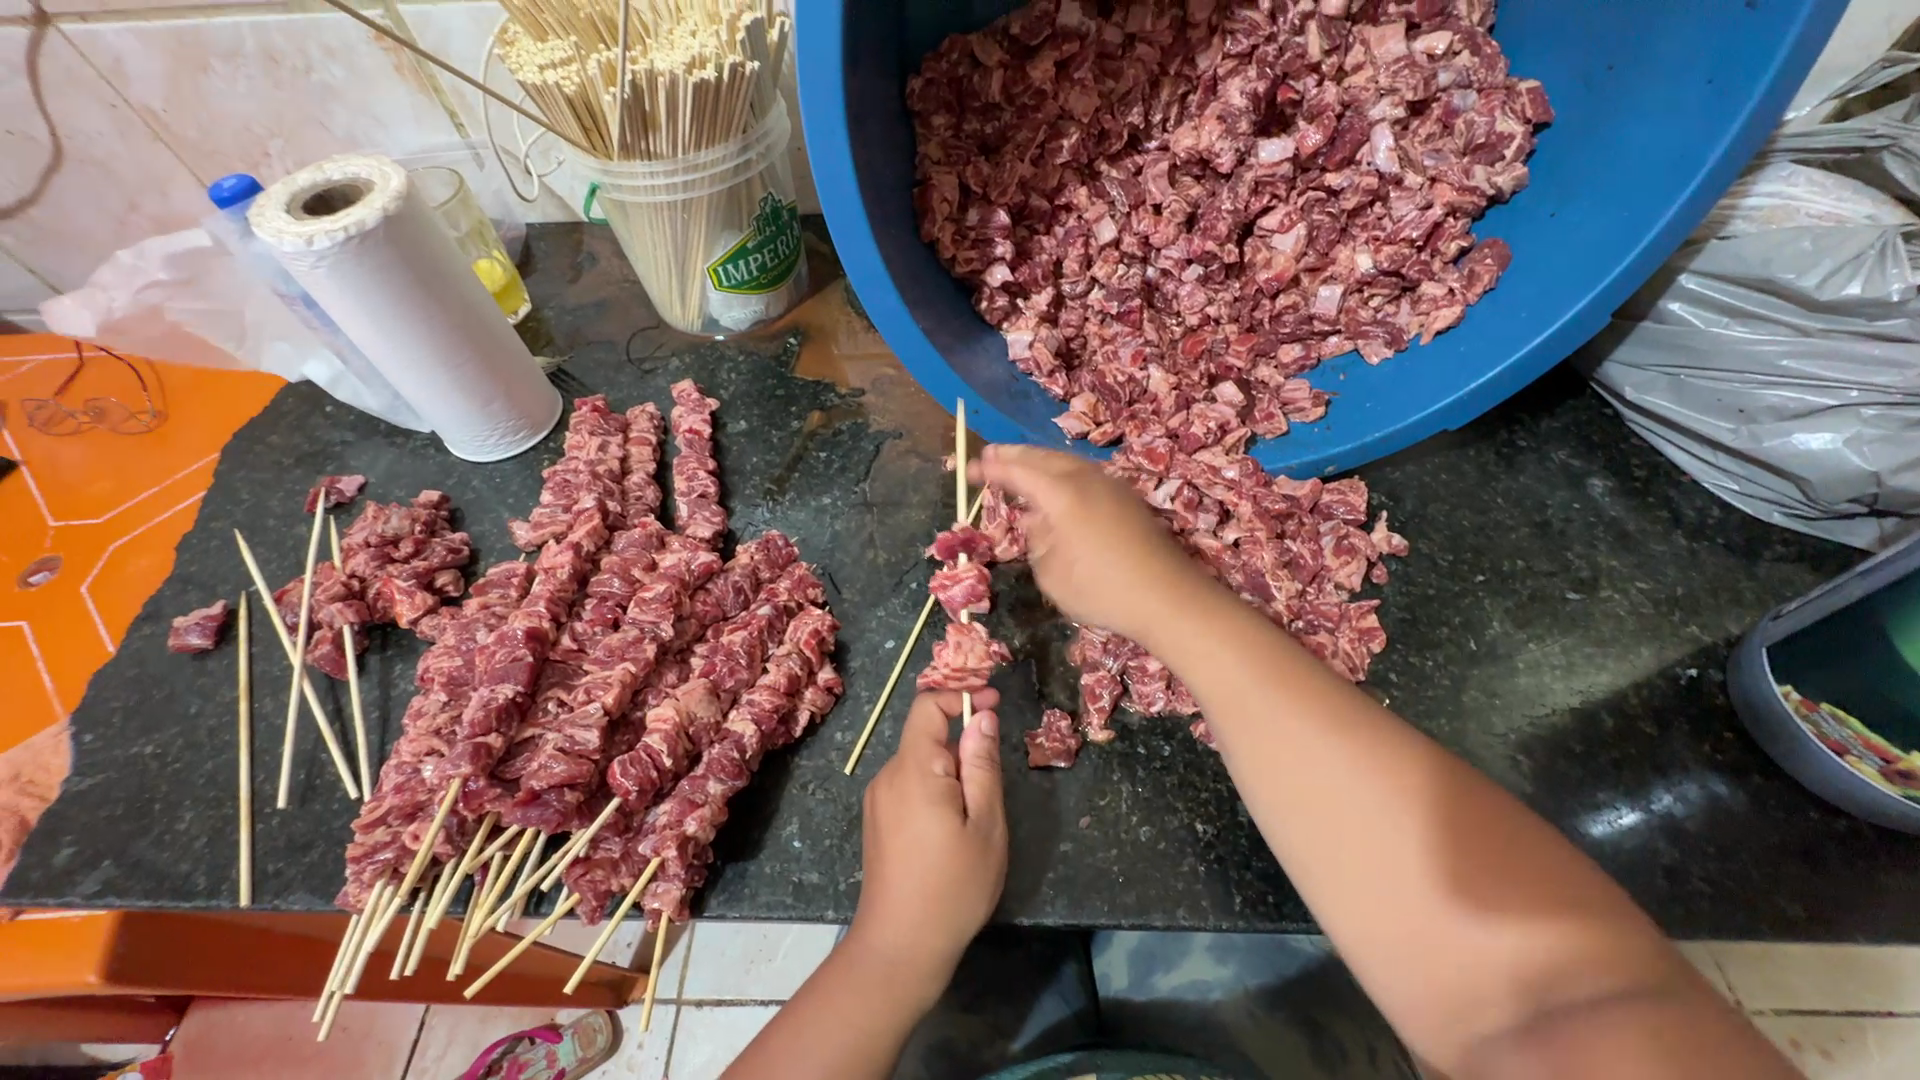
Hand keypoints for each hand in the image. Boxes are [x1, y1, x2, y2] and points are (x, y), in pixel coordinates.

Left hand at [849, 689, 1006, 998]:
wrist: (900, 946)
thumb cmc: (953, 886)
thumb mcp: (985, 823)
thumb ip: (982, 764)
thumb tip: (982, 716)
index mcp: (913, 770)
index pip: (927, 706)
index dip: (961, 696)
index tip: (995, 704)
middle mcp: (888, 776)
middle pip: (925, 735)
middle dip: (962, 744)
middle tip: (993, 783)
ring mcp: (878, 799)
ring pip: (919, 762)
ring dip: (951, 771)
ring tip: (975, 817)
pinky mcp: (877, 819)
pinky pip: (909, 784)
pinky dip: (935, 788)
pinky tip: (952, 829)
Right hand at [972, 443, 1207, 645]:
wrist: (1169, 598)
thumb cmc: (1102, 591)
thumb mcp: (1051, 574)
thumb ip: (1036, 540)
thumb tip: (1037, 521)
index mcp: (1062, 494)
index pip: (1018, 472)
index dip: (992, 470)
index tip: (970, 469)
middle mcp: (1086, 479)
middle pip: (1044, 457)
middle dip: (1015, 455)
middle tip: (990, 455)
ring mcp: (1112, 486)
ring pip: (1068, 462)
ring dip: (1040, 461)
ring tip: (1020, 465)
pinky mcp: (1127, 499)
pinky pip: (1085, 474)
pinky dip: (1062, 472)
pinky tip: (1057, 488)